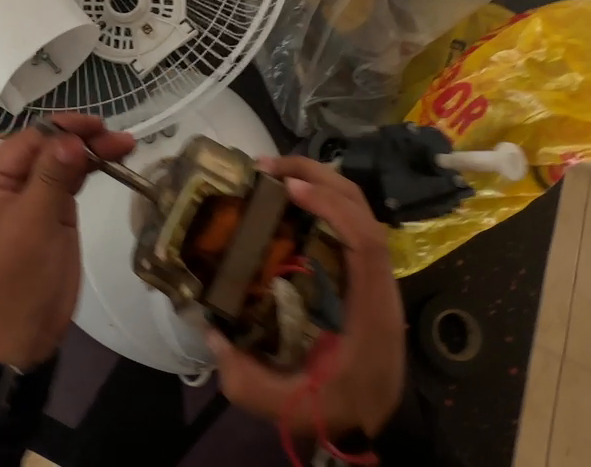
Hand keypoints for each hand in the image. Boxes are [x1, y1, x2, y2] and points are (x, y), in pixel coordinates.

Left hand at [0, 114, 135, 369]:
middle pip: (45, 147)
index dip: (64, 131)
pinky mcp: (48, 210)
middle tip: (119, 138)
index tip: (100, 128)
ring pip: (60, 161)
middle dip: (81, 139)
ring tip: (125, 145)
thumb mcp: (33, 224)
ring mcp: (26, 195)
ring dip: (90, 152)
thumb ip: (52, 177)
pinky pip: (67, 180)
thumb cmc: (17, 278)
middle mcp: (3, 180)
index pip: (28, 141)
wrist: (21, 334)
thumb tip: (71, 138)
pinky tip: (111, 161)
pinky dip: (89, 169)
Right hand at [205, 156, 405, 438]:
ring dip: (320, 180)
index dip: (330, 205)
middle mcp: (379, 282)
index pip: (364, 240)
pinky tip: (290, 198)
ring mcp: (375, 274)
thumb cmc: (336, 410)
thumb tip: (211, 330)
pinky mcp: (364, 273)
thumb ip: (244, 376)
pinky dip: (324, 199)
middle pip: (363, 209)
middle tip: (268, 166)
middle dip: (319, 175)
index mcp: (370, 308)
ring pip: (359, 209)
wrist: (377, 424)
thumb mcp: (285, 404)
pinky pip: (350, 221)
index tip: (289, 187)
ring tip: (274, 172)